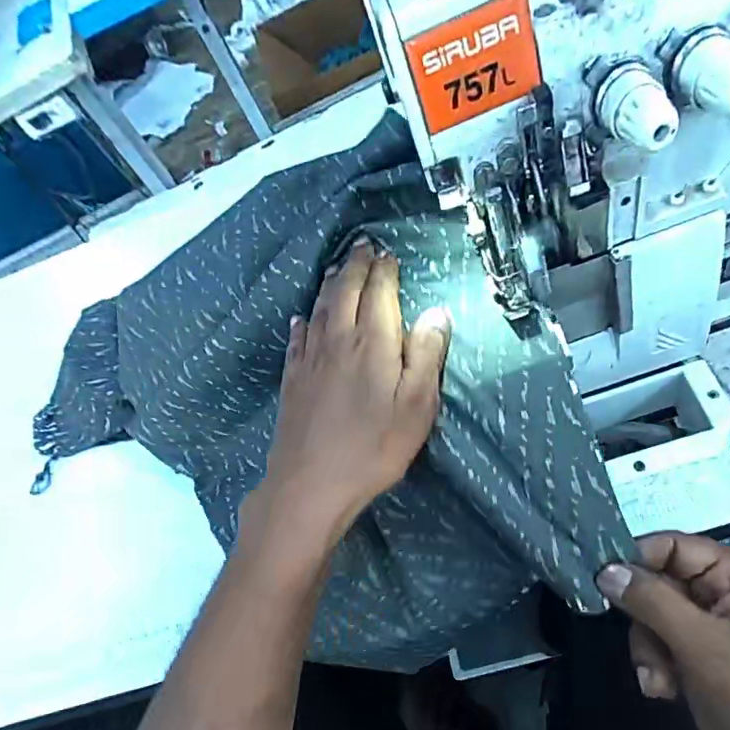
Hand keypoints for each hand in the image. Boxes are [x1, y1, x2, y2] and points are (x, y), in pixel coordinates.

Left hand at [258, 237, 450, 536]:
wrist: (312, 482)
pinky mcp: (292, 379)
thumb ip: (427, 356)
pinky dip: (304, 320)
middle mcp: (338, 340)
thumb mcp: (417, 406)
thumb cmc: (375, 446)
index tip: (388, 254)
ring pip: (320, 308)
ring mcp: (310, 359)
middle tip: (364, 248)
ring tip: (339, 269)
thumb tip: (436, 313)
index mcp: (373, 343)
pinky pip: (298, 338)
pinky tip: (302, 318)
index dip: (384, 271)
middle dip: (356, 266)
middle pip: (346, 291)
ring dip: (332, 284)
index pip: (379, 293)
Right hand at [595, 533, 729, 729]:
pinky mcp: (704, 660)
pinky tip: (664, 692)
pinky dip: (657, 667)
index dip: (636, 559)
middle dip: (645, 619)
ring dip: (649, 650)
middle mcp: (724, 593)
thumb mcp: (703, 643)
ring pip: (655, 619)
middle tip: (645, 649)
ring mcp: (714, 629)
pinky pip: (664, 648)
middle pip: (660, 584)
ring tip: (659, 682)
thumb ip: (652, 602)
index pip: (673, 546)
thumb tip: (605, 569)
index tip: (599, 582)